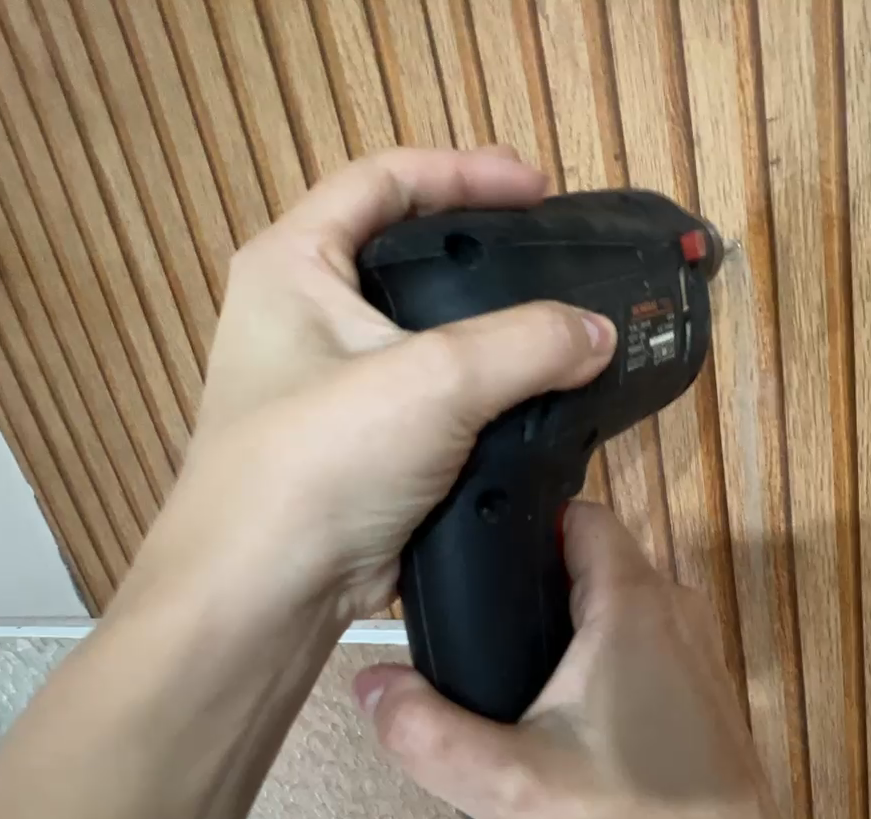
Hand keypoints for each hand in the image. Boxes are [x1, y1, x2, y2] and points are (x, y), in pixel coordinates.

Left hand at [122, 147, 615, 618]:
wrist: (270, 592)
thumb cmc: (322, 462)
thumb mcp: (431, 382)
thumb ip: (526, 344)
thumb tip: (599, 334)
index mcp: (295, 266)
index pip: (384, 182)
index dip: (465, 173)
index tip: (540, 189)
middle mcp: (310, 317)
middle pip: (411, 258)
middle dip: (486, 256)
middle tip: (560, 262)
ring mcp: (341, 387)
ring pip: (434, 338)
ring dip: (496, 335)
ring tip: (565, 334)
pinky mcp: (373, 445)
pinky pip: (444, 401)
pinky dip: (491, 396)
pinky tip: (540, 402)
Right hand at [352, 502, 794, 818]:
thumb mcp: (511, 785)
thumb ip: (427, 734)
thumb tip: (370, 684)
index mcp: (633, 600)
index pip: (579, 516)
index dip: (526, 529)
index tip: (479, 569)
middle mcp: (673, 602)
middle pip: (591, 557)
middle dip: (535, 584)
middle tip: (482, 635)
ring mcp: (695, 639)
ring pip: (616, 598)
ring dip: (567, 622)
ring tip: (515, 673)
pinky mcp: (701, 676)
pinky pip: (641, 633)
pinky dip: (601, 648)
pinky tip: (569, 706)